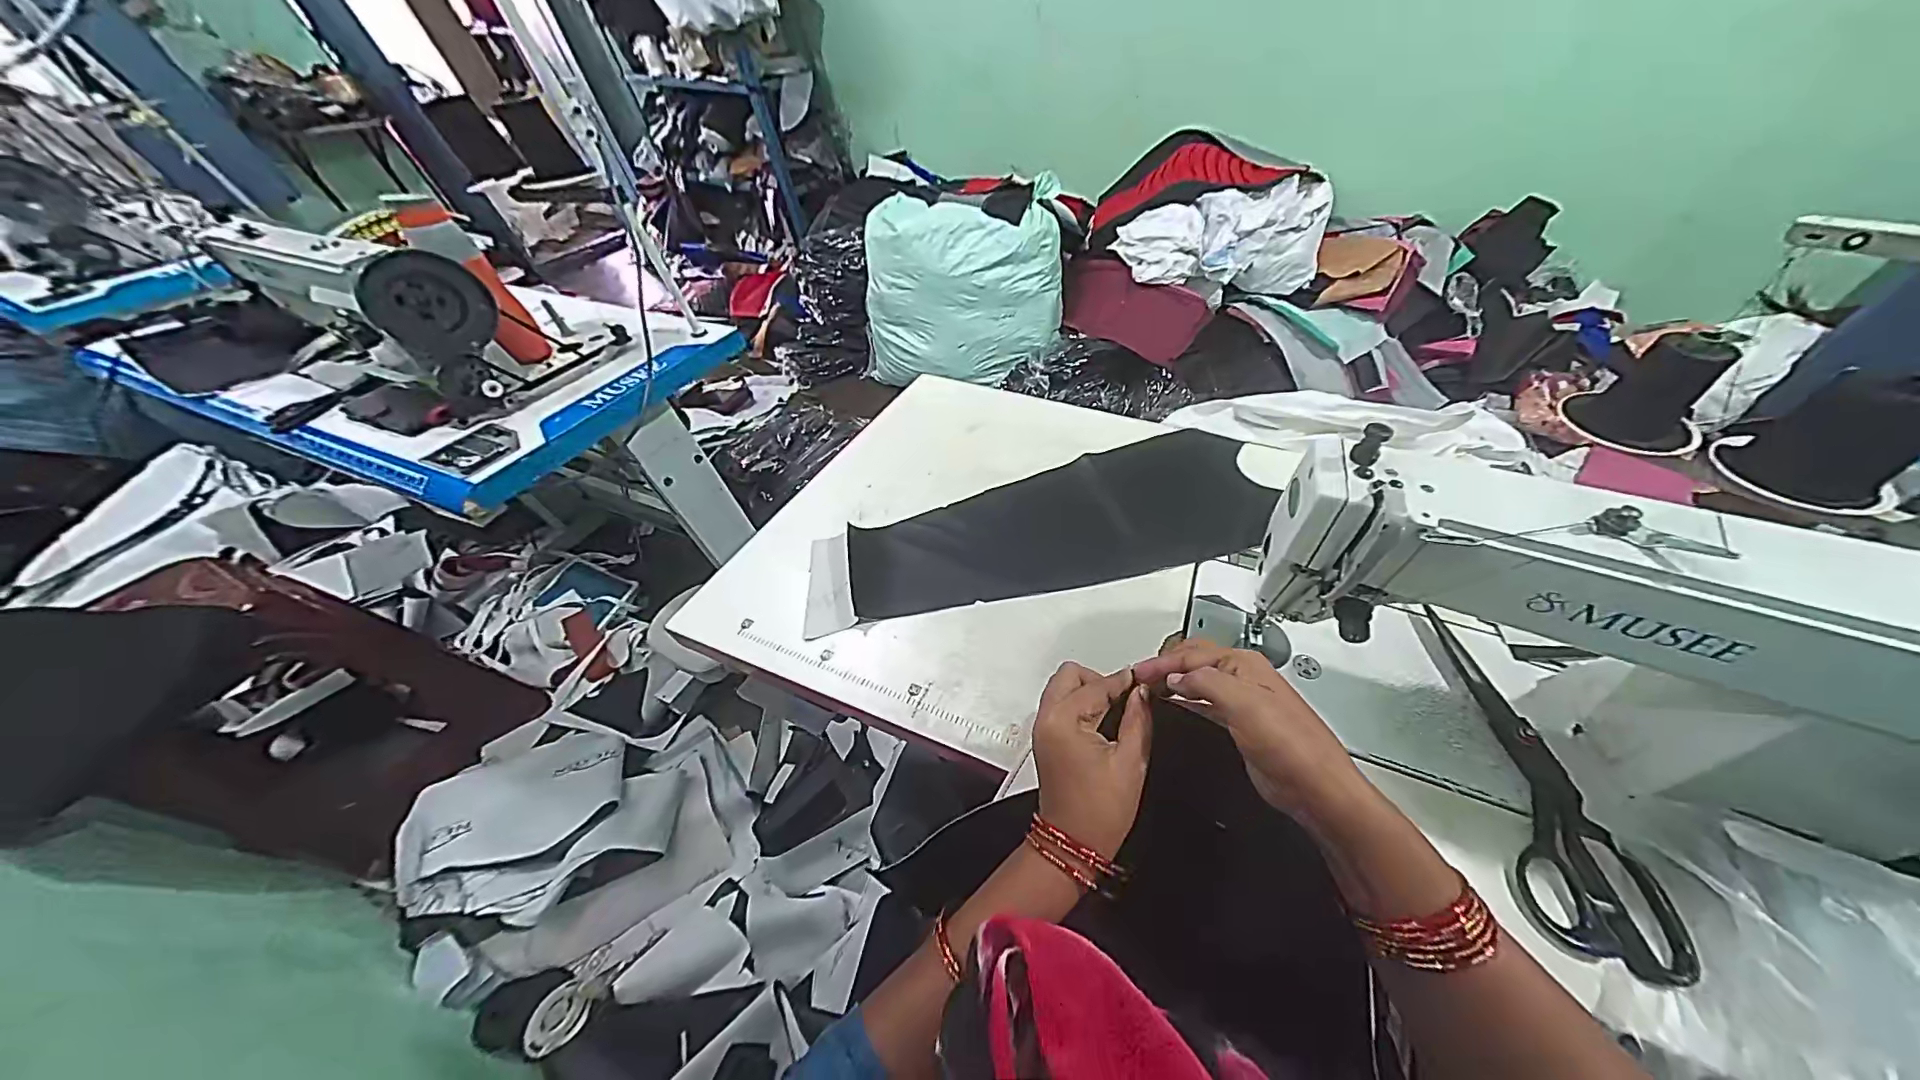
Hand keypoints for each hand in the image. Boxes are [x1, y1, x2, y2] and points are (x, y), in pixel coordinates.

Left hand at [1030, 662, 1151, 859]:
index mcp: (1063, 720)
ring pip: (1063, 687)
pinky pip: (1060, 705)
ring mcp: (1043, 728)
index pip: (1097, 685)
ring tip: (1116, 710)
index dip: (1125, 682)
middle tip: (1126, 697)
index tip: (1144, 682)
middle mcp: (1046, 719)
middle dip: (1099, 680)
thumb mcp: (1131, 762)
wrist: (1074, 841)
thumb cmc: (1099, 811)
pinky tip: (1102, 720)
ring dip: (1088, 691)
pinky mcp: (1046, 737)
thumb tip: (1142, 694)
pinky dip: (1080, 704)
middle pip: (1070, 675)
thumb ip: (1138, 719)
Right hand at [1132, 638, 1362, 819]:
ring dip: (1172, 682)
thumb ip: (1205, 682)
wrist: (1316, 787)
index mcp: (1245, 665)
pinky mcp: (1240, 725)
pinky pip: (1204, 703)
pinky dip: (1184, 700)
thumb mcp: (1243, 703)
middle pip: (1195, 661)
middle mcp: (1244, 679)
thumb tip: (1176, 677)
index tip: (1138, 672)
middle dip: (1166, 665)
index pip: (1192, 653)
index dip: (1162, 661)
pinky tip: (1173, 705)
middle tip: (1140, 675)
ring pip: (1198, 681)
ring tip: (1149, 687)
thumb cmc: (1295, 747)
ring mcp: (1243, 702)